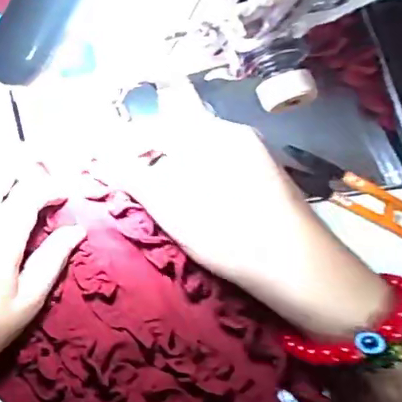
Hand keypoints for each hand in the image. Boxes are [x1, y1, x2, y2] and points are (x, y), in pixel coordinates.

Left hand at [0, 151, 85, 401]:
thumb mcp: (27, 302)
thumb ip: (52, 259)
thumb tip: (76, 230)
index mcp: (2, 230)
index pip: (32, 187)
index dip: (53, 186)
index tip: (62, 198)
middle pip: (0, 167)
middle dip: (25, 165)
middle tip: (38, 181)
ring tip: (1, 186)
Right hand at [101, 85, 390, 338]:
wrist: (303, 273)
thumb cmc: (230, 235)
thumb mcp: (171, 207)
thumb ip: (131, 176)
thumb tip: (97, 156)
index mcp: (213, 133)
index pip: (154, 128)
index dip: (122, 147)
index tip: (98, 168)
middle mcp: (235, 136)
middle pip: (175, 140)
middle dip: (144, 162)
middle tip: (121, 190)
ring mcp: (253, 158)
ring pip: (196, 158)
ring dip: (167, 175)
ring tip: (149, 203)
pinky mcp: (263, 183)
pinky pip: (215, 172)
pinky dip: (192, 185)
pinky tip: (186, 211)